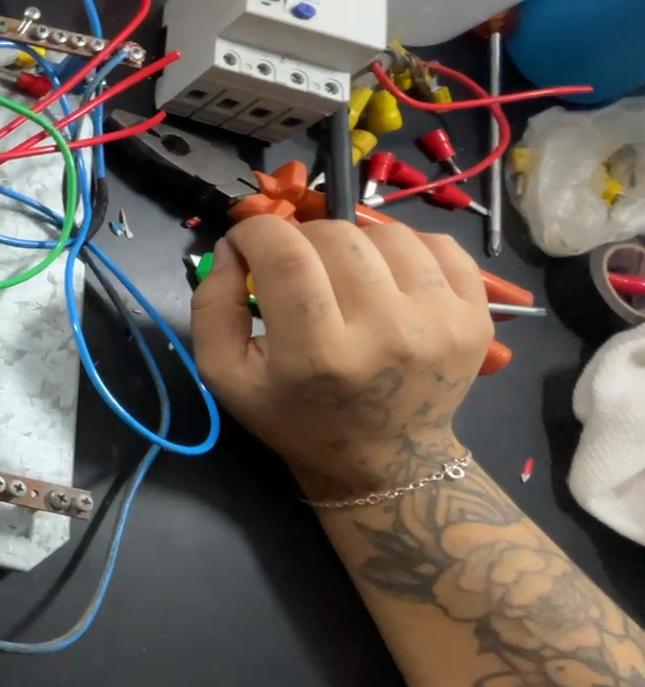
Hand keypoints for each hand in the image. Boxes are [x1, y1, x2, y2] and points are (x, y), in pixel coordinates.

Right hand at [190, 216, 495, 499]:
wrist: (381, 454)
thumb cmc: (289, 413)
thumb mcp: (223, 373)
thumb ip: (212, 309)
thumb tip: (231, 251)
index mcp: (316, 353)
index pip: (286, 258)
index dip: (256, 232)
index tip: (242, 241)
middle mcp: (386, 332)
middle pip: (334, 238)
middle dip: (295, 238)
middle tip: (283, 264)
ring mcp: (440, 321)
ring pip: (384, 234)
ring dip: (344, 241)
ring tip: (331, 270)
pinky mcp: (475, 315)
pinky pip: (435, 245)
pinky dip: (395, 246)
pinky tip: (376, 272)